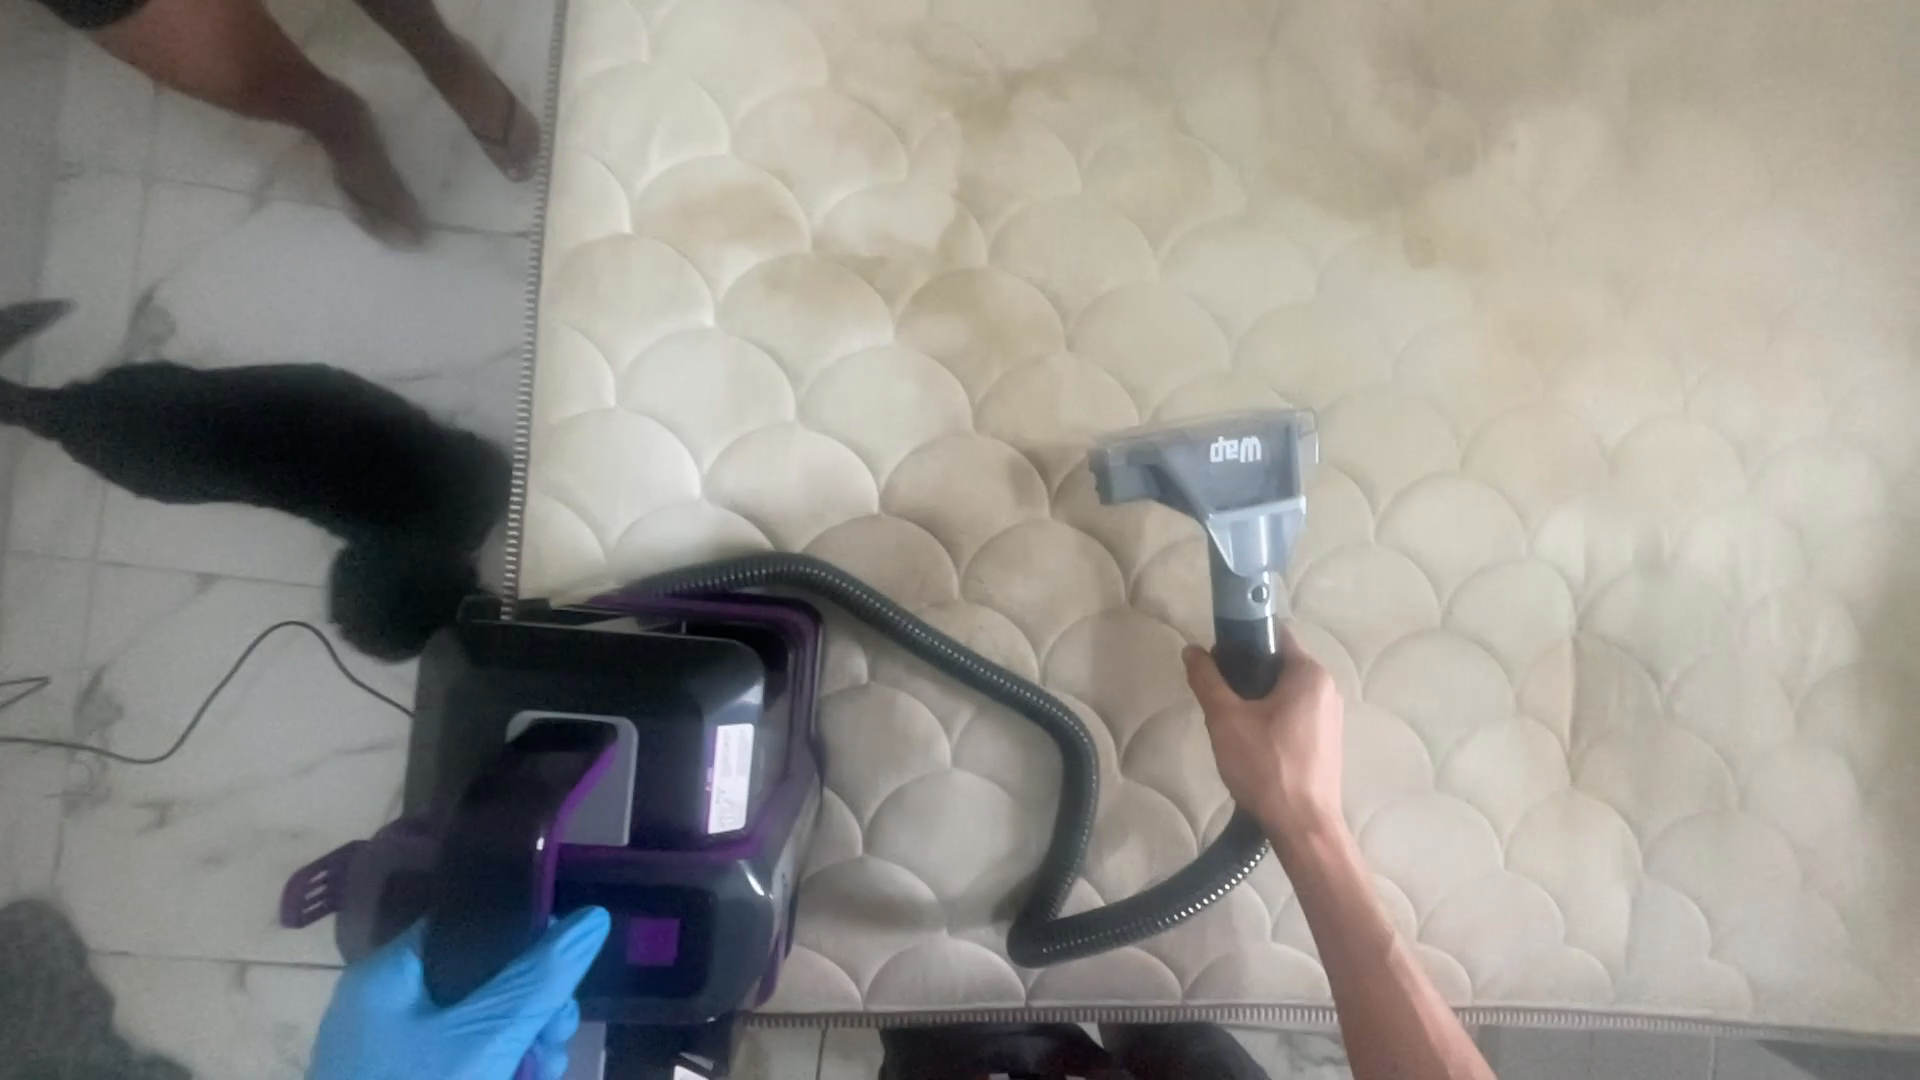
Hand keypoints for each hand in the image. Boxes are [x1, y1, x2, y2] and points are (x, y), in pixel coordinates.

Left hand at [308, 906, 610, 1079]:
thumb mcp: (488, 1036)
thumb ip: (543, 973)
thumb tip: (595, 915)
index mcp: (392, 974)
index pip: (474, 919)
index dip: (529, 929)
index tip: (568, 961)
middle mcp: (390, 1003)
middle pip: (488, 970)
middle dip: (539, 996)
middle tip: (562, 1027)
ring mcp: (397, 1049)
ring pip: (487, 1015)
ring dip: (531, 1033)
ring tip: (551, 1064)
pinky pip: (472, 1052)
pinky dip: (508, 1060)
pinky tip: (535, 1076)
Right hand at [1184, 630, 1345, 845]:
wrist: (1302, 827)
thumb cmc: (1266, 766)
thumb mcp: (1225, 718)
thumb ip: (1207, 679)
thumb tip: (1191, 650)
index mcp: (1309, 674)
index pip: (1272, 634)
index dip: (1239, 638)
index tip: (1214, 657)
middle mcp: (1325, 688)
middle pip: (1276, 663)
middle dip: (1243, 672)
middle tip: (1215, 694)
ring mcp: (1329, 716)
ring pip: (1282, 690)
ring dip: (1253, 697)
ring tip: (1228, 721)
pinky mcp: (1325, 740)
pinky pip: (1291, 713)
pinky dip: (1268, 716)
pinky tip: (1249, 741)